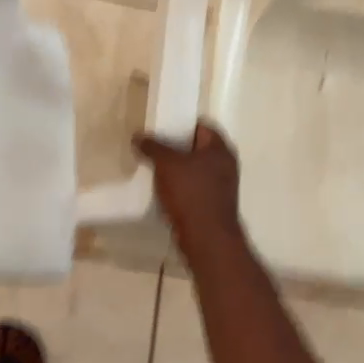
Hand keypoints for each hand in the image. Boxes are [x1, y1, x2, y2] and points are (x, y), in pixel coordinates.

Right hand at [133, 122, 244, 254]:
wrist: (206, 238)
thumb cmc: (190, 194)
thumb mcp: (167, 164)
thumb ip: (152, 147)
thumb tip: (138, 136)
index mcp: (220, 149)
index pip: (201, 126)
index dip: (180, 123)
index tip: (160, 127)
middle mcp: (225, 165)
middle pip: (197, 148)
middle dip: (174, 148)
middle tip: (152, 148)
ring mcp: (221, 187)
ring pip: (194, 170)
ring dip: (175, 170)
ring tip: (152, 168)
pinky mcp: (212, 205)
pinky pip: (193, 189)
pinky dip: (179, 188)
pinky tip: (161, 191)